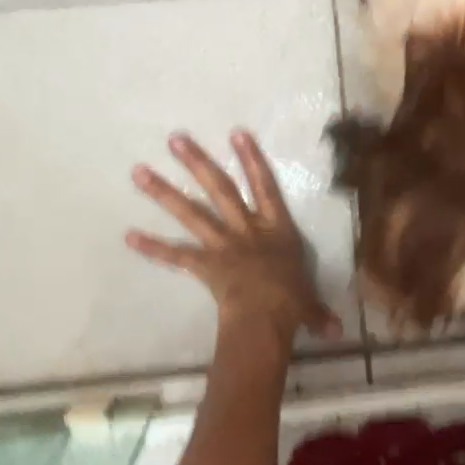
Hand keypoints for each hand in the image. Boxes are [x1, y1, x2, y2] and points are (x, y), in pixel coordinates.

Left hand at [127, 130, 342, 339]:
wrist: (266, 316)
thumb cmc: (293, 303)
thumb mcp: (310, 305)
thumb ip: (318, 314)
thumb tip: (335, 331)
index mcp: (278, 230)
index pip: (266, 187)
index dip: (252, 160)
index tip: (236, 133)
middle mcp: (248, 230)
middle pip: (220, 190)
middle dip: (197, 163)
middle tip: (175, 140)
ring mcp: (223, 245)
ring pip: (191, 213)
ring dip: (164, 192)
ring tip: (139, 172)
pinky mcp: (204, 266)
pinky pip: (176, 256)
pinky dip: (153, 248)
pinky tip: (129, 237)